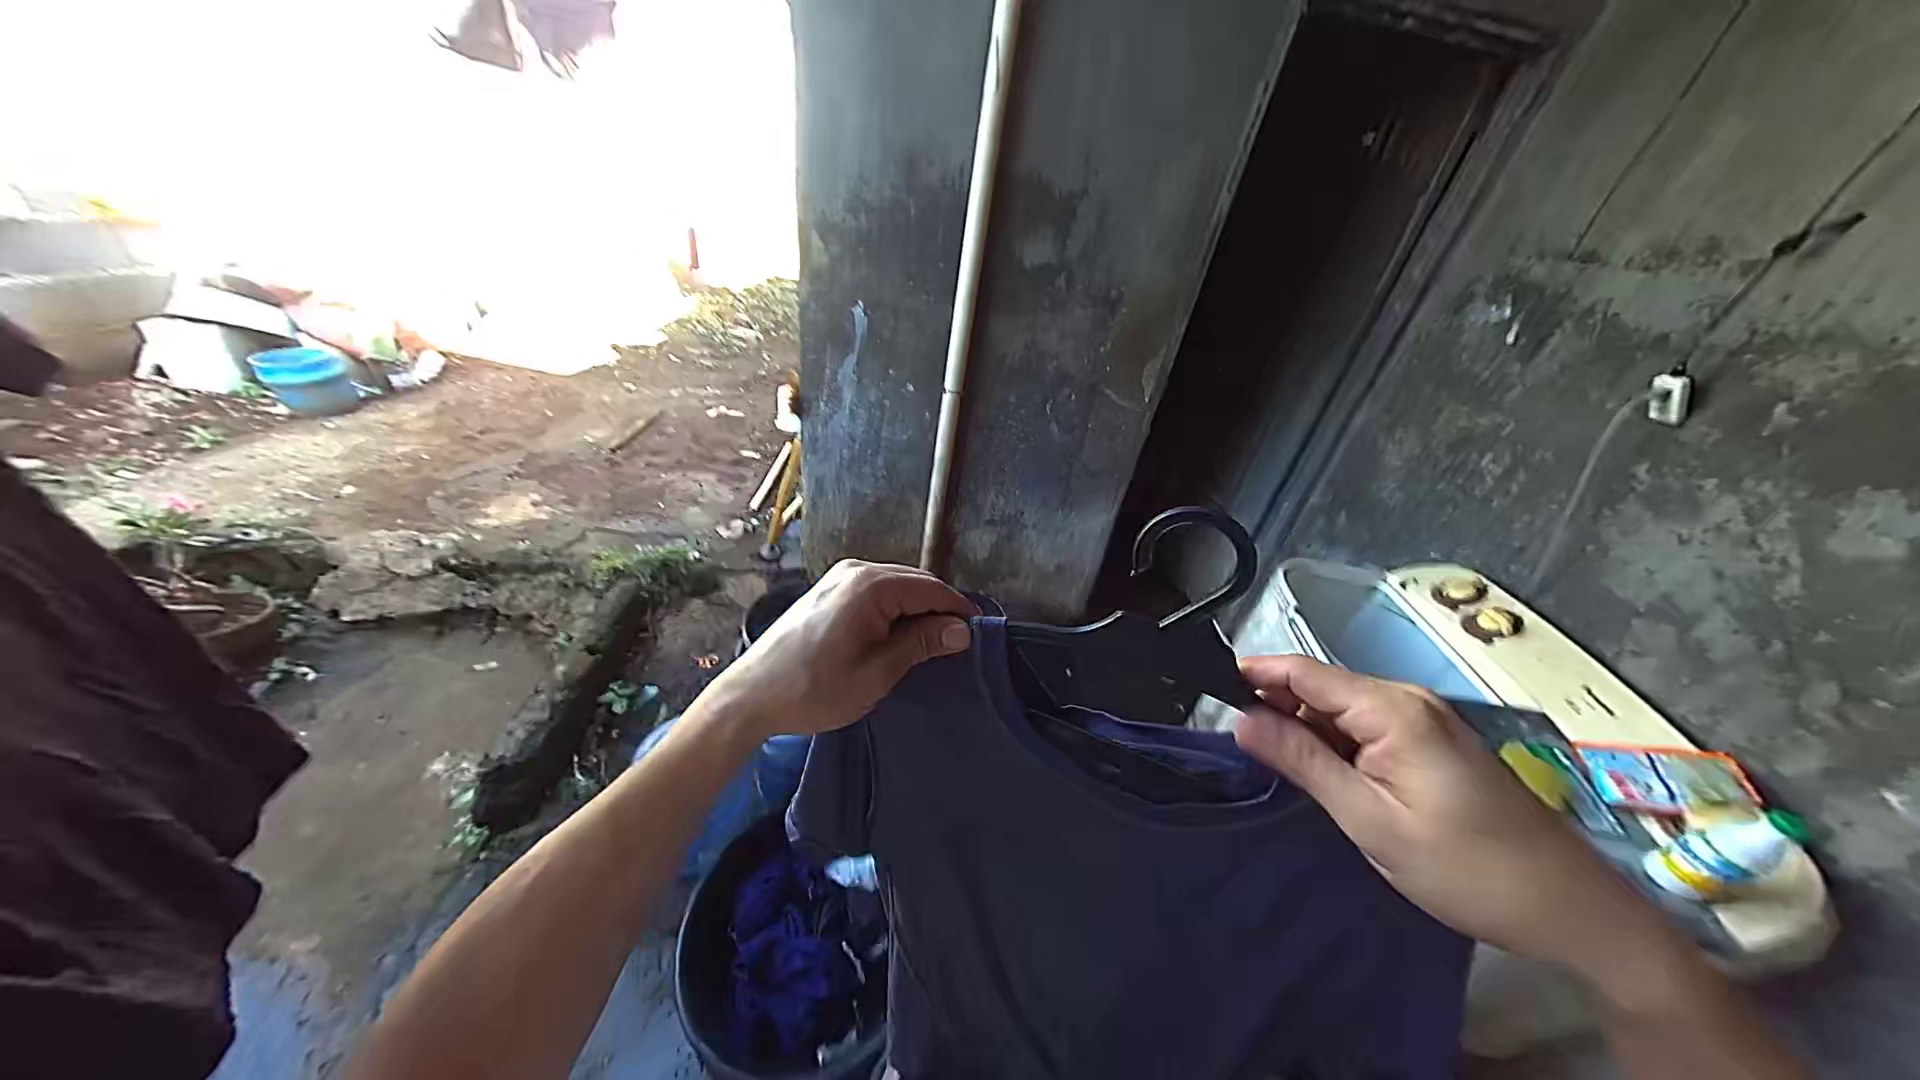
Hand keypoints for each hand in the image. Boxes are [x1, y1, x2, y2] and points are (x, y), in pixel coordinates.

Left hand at [702, 560, 975, 741]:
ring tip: (930, 644)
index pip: (930, 589)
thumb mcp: (876, 672)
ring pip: (896, 586)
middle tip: (956, 644)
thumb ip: (921, 644)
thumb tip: (961, 630)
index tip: (977, 634)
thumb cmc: (812, 689)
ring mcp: (839, 577)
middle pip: (914, 582)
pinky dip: (894, 609)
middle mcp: (855, 570)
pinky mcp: (829, 590)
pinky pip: (875, 591)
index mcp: (869, 586)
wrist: (750, 696)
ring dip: (916, 610)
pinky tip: (898, 635)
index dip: (957, 610)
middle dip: (938, 610)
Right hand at [1233, 655, 1668, 975]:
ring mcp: (1421, 719)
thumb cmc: (1468, 869)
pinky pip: (1364, 727)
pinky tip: (1321, 771)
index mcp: (1392, 709)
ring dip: (1304, 728)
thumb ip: (1301, 760)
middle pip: (1320, 687)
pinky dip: (1333, 743)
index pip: (1304, 672)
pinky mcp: (1428, 741)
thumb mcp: (1369, 818)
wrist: (1572, 911)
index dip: (1254, 674)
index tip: (1211, 691)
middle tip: (1242, 744)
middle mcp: (1407, 700)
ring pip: (1338, 708)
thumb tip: (1242, 720)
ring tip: (1277, 763)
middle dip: (1276, 706)